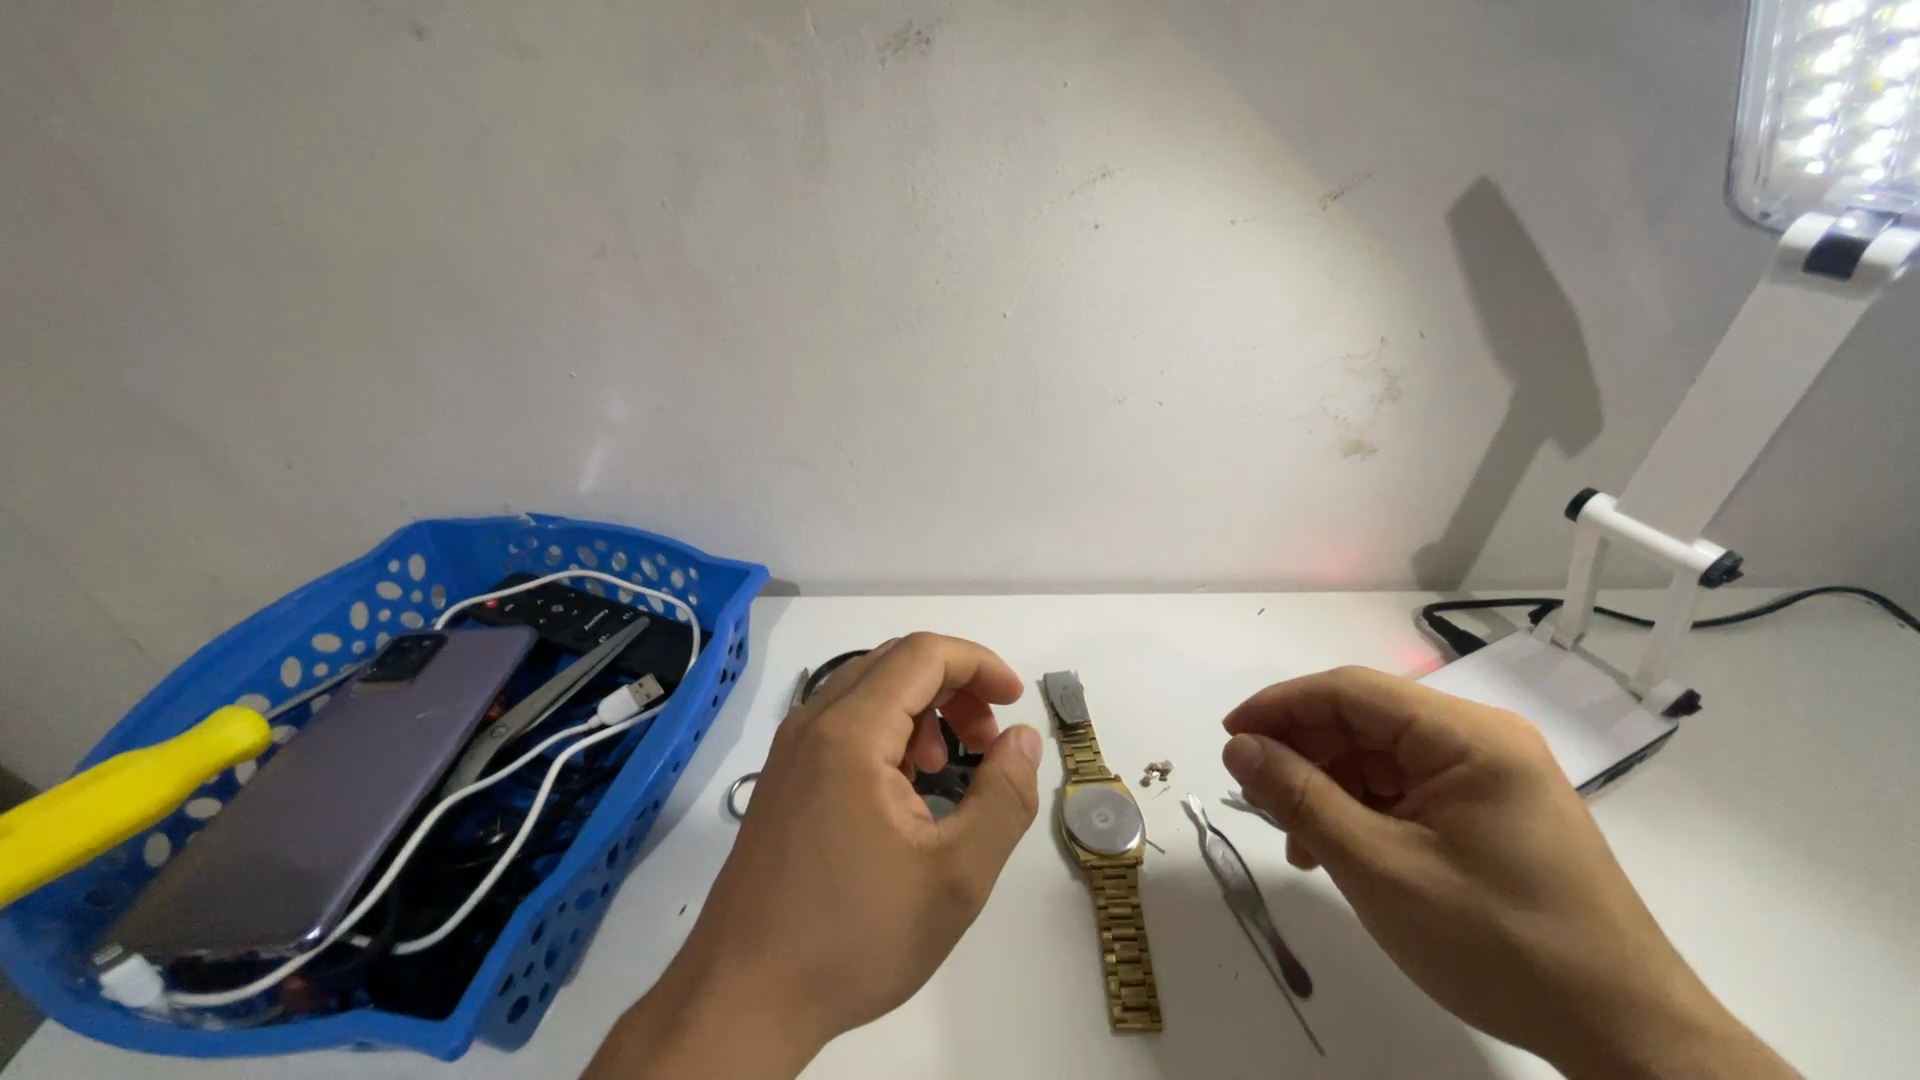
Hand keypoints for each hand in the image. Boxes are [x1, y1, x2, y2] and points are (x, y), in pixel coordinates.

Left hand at [587, 633, 1041, 1079]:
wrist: (743, 998)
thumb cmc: (855, 936)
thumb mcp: (957, 874)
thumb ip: (1005, 796)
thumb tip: (1024, 737)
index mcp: (850, 732)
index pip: (923, 653)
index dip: (980, 664)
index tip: (1016, 704)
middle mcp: (812, 724)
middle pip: (894, 664)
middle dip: (955, 687)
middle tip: (988, 742)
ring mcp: (789, 752)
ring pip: (867, 693)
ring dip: (922, 711)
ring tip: (946, 770)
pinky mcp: (782, 780)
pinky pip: (843, 727)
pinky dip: (888, 735)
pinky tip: (905, 792)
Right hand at [1221, 667, 1798, 1079]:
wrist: (1625, 1035)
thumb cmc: (1499, 944)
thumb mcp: (1379, 868)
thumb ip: (1300, 798)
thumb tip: (1238, 746)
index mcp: (1468, 736)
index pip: (1351, 691)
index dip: (1280, 706)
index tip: (1227, 738)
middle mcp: (1483, 741)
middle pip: (1364, 722)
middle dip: (1303, 755)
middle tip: (1257, 801)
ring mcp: (1492, 778)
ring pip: (1381, 759)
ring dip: (1329, 791)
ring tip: (1296, 844)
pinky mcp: (1493, 813)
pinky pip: (1407, 791)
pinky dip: (1363, 814)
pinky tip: (1337, 853)